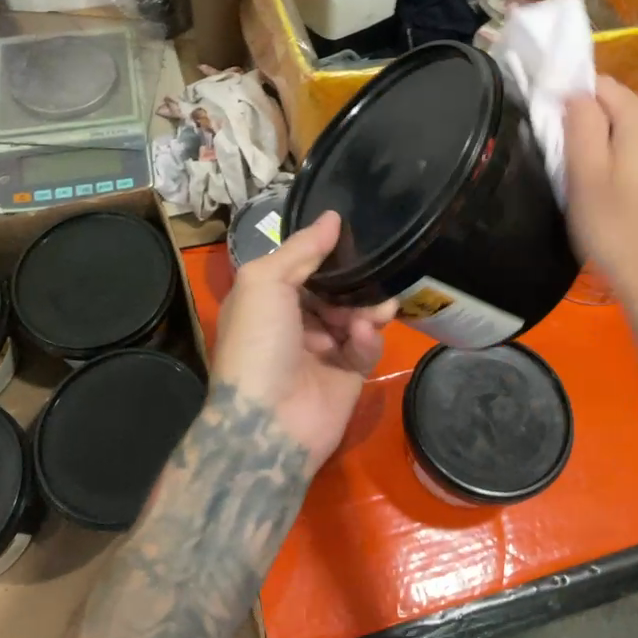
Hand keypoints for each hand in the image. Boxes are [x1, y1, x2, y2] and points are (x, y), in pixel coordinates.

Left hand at [211, 211, 396, 464]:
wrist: (268, 420)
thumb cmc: (257, 342)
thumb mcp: (265, 281)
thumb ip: (301, 249)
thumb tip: (333, 217)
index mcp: (267, 298)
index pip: (302, 265)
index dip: (326, 250)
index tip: (356, 232)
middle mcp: (294, 321)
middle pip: (334, 289)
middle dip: (355, 280)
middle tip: (375, 272)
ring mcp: (322, 349)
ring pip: (356, 315)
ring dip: (368, 307)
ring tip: (380, 307)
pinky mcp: (347, 374)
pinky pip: (366, 346)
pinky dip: (367, 338)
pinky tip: (363, 336)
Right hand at [564, 79, 637, 370]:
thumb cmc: (616, 235)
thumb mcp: (584, 178)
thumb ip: (579, 124)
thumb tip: (574, 92)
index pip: (596, 85)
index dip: (568, 105)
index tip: (552, 139)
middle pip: (615, 105)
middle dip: (589, 125)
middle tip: (569, 168)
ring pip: (631, 129)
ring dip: (608, 145)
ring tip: (591, 185)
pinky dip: (628, 161)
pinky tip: (619, 195)